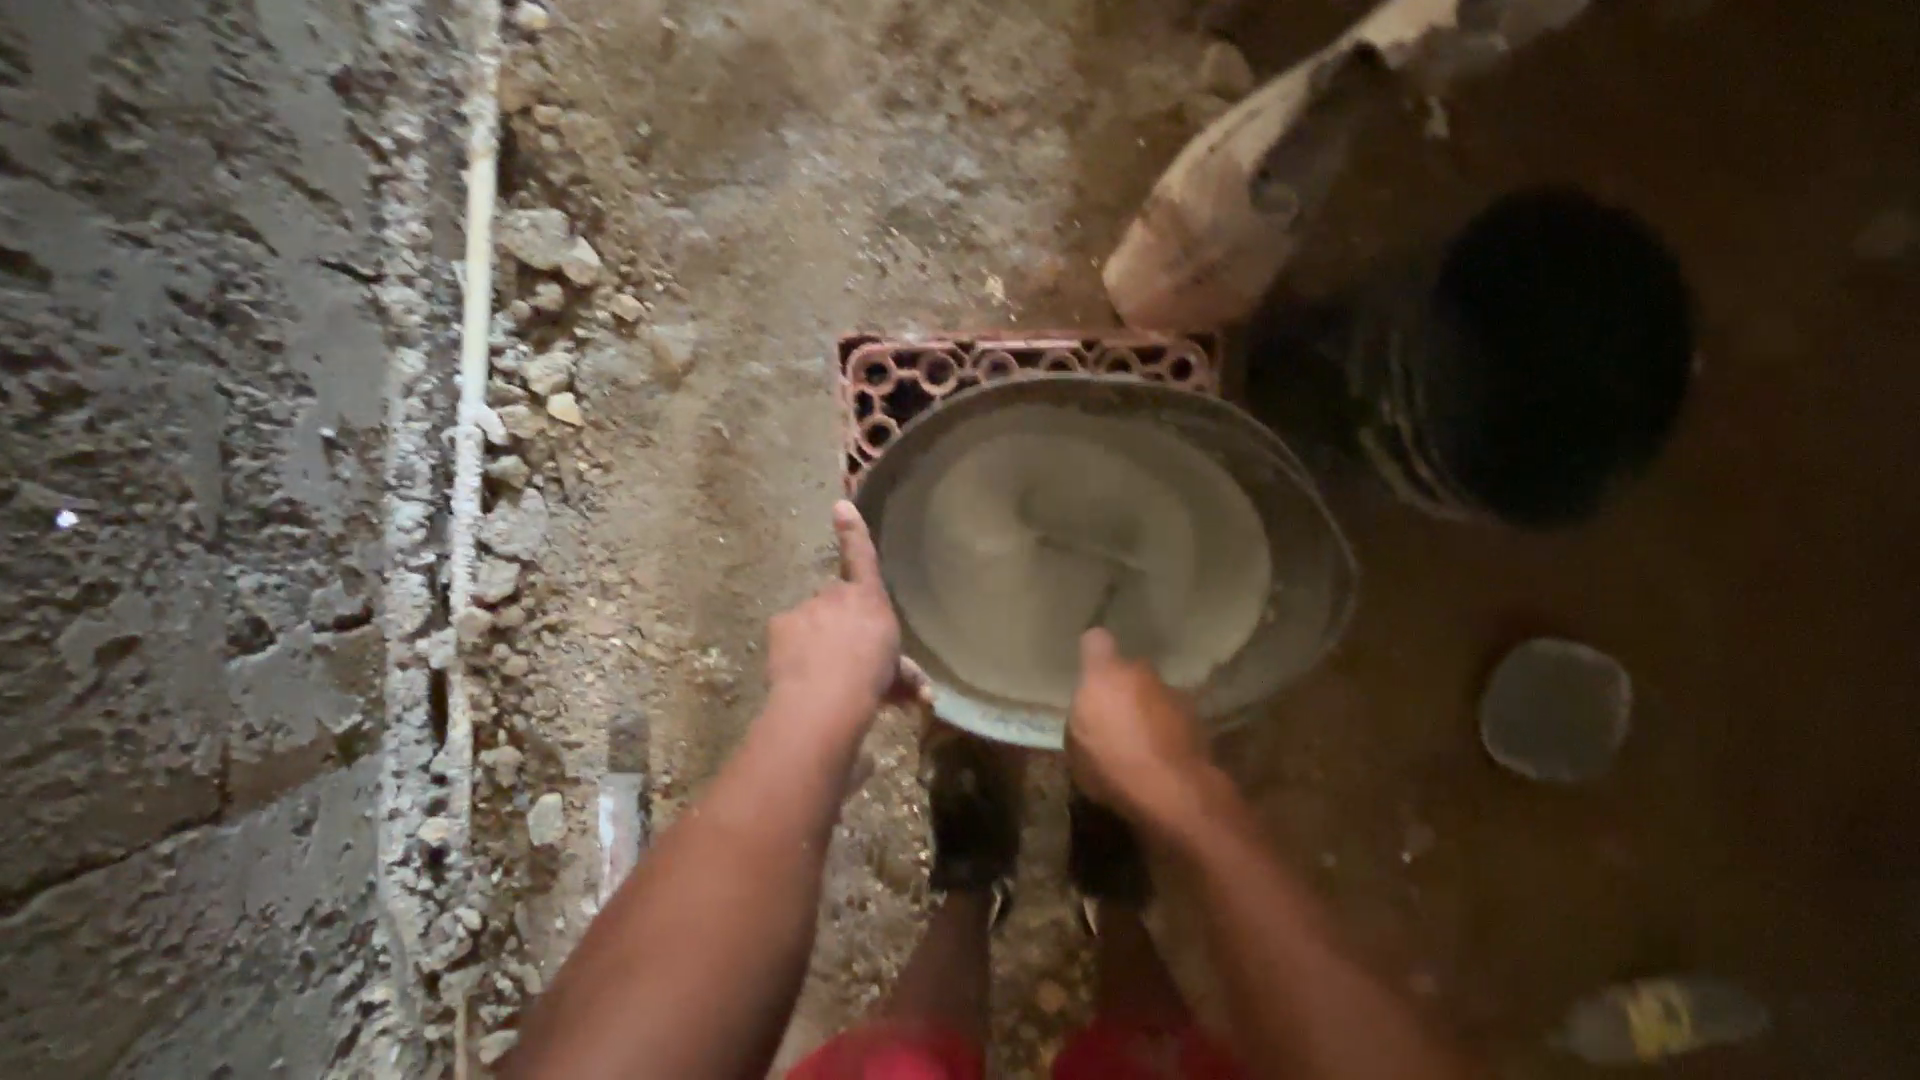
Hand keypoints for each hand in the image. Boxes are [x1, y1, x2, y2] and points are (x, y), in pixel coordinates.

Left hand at [765, 501, 926, 731]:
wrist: (825, 697)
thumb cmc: (871, 680)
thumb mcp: (896, 679)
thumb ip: (906, 677)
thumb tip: (927, 697)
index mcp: (870, 600)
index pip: (862, 557)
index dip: (853, 531)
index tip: (840, 505)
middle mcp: (837, 595)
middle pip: (835, 601)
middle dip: (837, 624)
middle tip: (843, 658)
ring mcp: (806, 607)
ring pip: (810, 620)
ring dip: (815, 639)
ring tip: (821, 674)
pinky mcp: (781, 623)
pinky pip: (789, 635)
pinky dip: (793, 650)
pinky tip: (799, 674)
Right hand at [1067, 628, 1210, 825]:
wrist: (1171, 790)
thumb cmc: (1111, 765)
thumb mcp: (1075, 748)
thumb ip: (1081, 720)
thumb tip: (1089, 715)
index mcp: (1104, 675)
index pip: (1096, 640)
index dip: (1094, 652)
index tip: (1092, 670)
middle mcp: (1141, 673)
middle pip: (1130, 671)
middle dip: (1124, 689)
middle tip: (1117, 720)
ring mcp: (1173, 693)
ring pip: (1155, 695)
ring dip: (1149, 711)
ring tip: (1143, 744)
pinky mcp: (1198, 718)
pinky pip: (1175, 718)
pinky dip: (1169, 731)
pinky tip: (1163, 758)